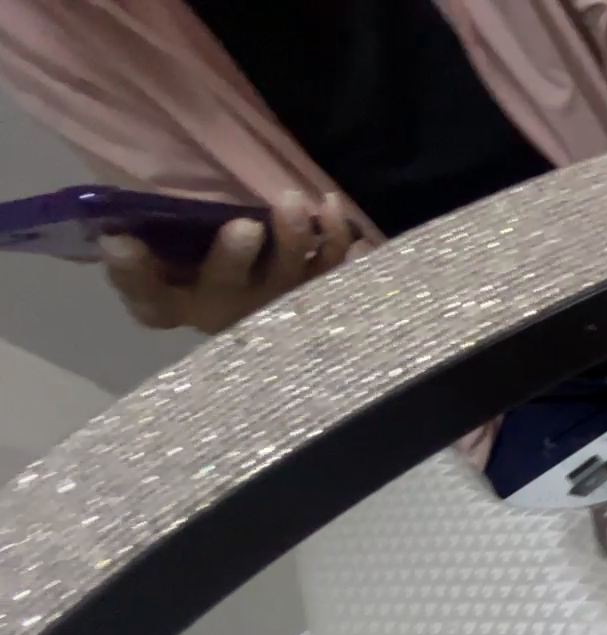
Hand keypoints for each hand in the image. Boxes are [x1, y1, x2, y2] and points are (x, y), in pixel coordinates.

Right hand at [99, 191, 358, 333]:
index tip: (121, 243)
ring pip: (291, 274)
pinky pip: (334, 269)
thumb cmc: (186, 276)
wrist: (250, 306)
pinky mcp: (320, 292)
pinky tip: (333, 208)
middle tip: (245, 224)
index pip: (148, 294)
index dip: (134, 272)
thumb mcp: (152, 269)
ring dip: (295, 237)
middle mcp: (231, 309)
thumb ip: (136, 256)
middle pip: (232, 283)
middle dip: (236, 254)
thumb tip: (118, 237)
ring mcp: (280, 303)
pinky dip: (338, 241)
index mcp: (176, 304)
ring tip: (293, 201)